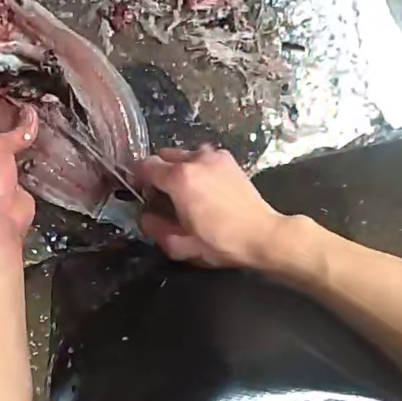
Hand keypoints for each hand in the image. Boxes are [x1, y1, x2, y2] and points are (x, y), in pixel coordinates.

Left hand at [0, 105, 36, 247]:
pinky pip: (29, 173)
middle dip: (13, 135)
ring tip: (44, 131)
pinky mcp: (18, 193)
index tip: (13, 107)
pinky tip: (49, 153)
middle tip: (33, 117)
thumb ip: (14, 132)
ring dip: (27, 150)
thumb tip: (31, 113)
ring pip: (14, 159)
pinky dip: (38, 166)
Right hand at [136, 145, 294, 268]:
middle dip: (158, 172)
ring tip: (185, 191)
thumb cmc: (222, 243)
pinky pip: (204, 157)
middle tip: (162, 195)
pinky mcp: (230, 161)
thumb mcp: (182, 246)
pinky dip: (198, 167)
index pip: (145, 166)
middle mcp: (196, 160)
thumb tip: (146, 218)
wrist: (262, 236)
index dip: (138, 179)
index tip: (141, 192)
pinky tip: (205, 188)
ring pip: (185, 154)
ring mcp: (215, 157)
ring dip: (179, 168)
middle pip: (164, 156)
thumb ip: (156, 230)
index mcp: (180, 178)